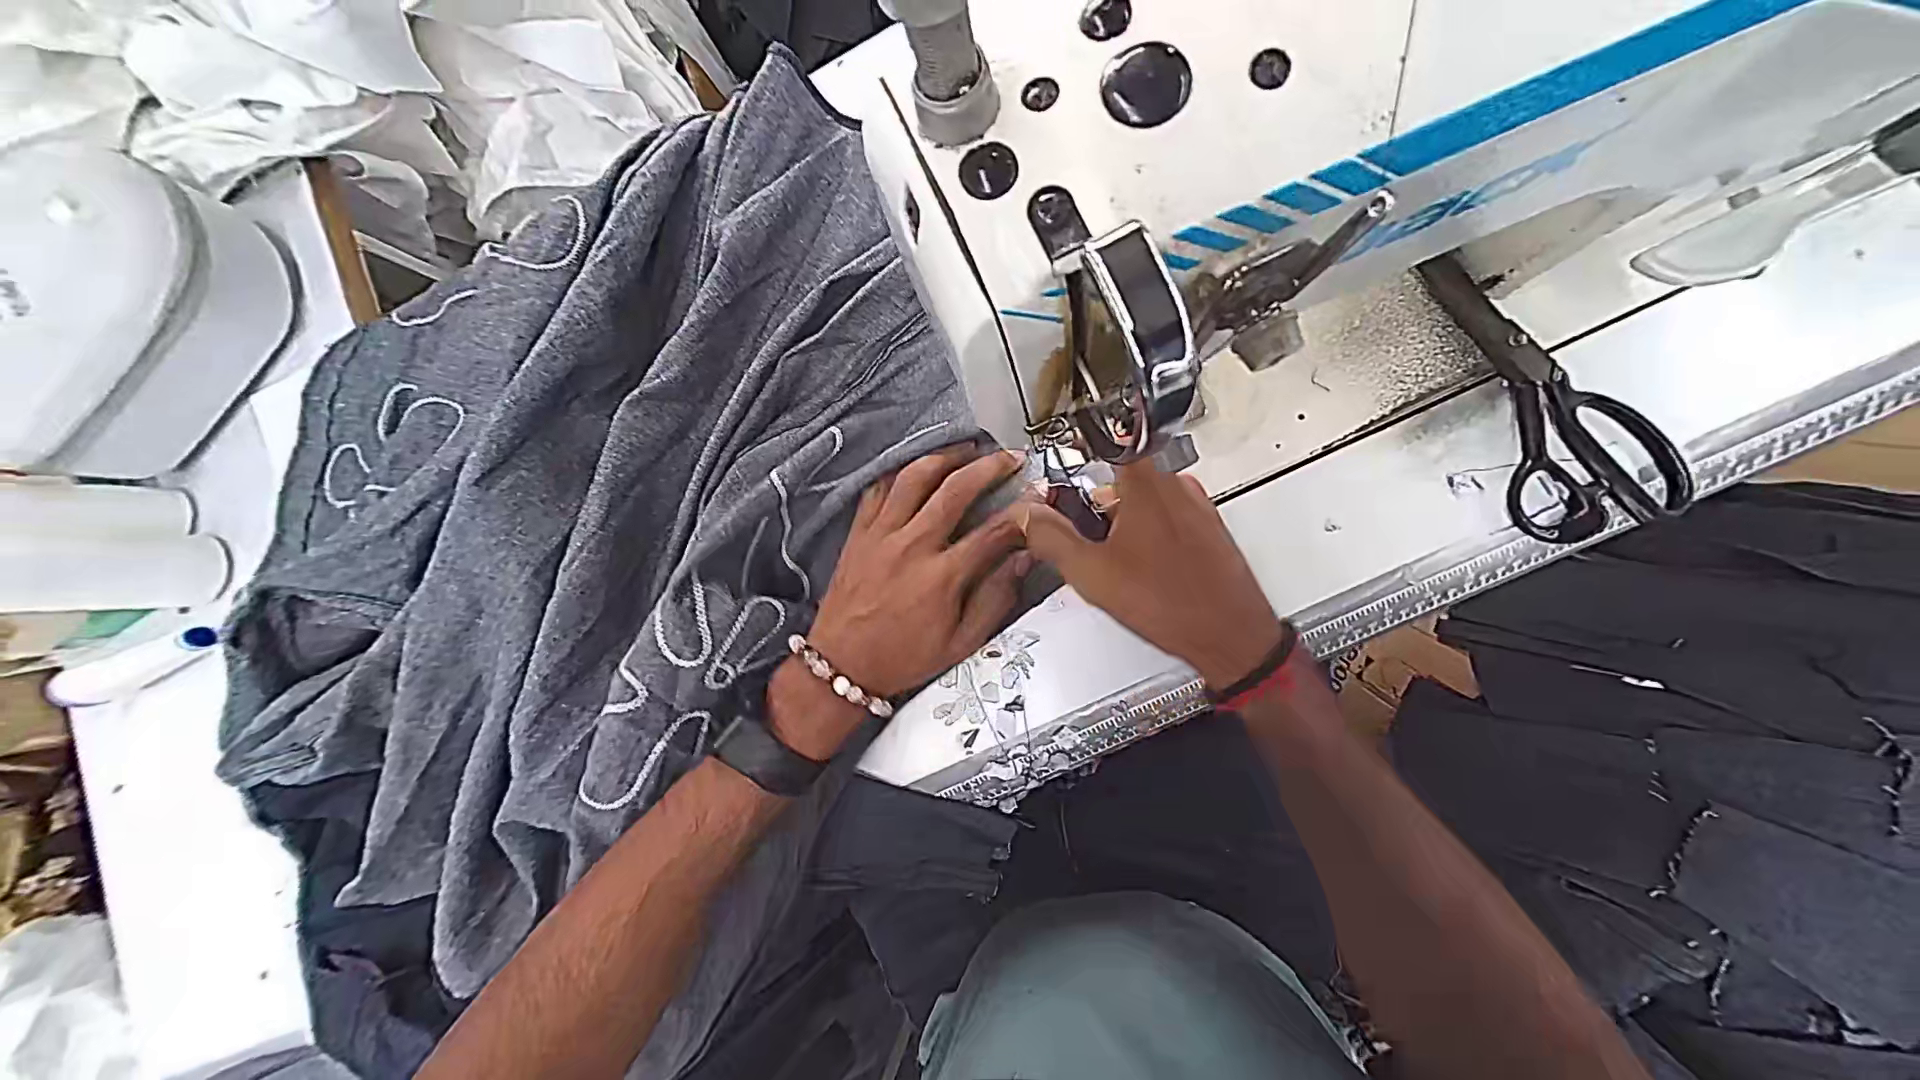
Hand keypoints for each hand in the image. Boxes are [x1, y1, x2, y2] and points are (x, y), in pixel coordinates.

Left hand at [769, 446, 1031, 759]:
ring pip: (915, 477)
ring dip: (945, 456)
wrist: (842, 665)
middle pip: (956, 489)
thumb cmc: (902, 658)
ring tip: (966, 448)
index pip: (994, 531)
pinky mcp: (859, 533)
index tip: (1039, 497)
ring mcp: (881, 535)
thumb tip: (1021, 561)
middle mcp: (912, 547)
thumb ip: (994, 599)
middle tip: (1008, 457)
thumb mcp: (960, 643)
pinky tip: (918, 468)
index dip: (1024, 510)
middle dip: (989, 467)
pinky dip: (901, 472)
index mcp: (942, 577)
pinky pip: (879, 488)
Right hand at [1018, 459, 1283, 689]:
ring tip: (1121, 564)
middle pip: (1122, 480)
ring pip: (1146, 500)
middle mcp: (1176, 486)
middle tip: (1090, 542)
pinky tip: (1146, 571)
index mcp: (1145, 485)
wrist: (1229, 635)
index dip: (1082, 452)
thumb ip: (1052, 538)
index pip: (1108, 443)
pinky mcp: (1209, 527)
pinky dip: (1151, 535)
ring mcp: (1196, 506)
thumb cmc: (1172, 604)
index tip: (1071, 467)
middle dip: (1100, 507)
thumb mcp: (1091, 573)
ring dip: (1125, 523)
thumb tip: (1028, 516)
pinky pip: (1168, 518)